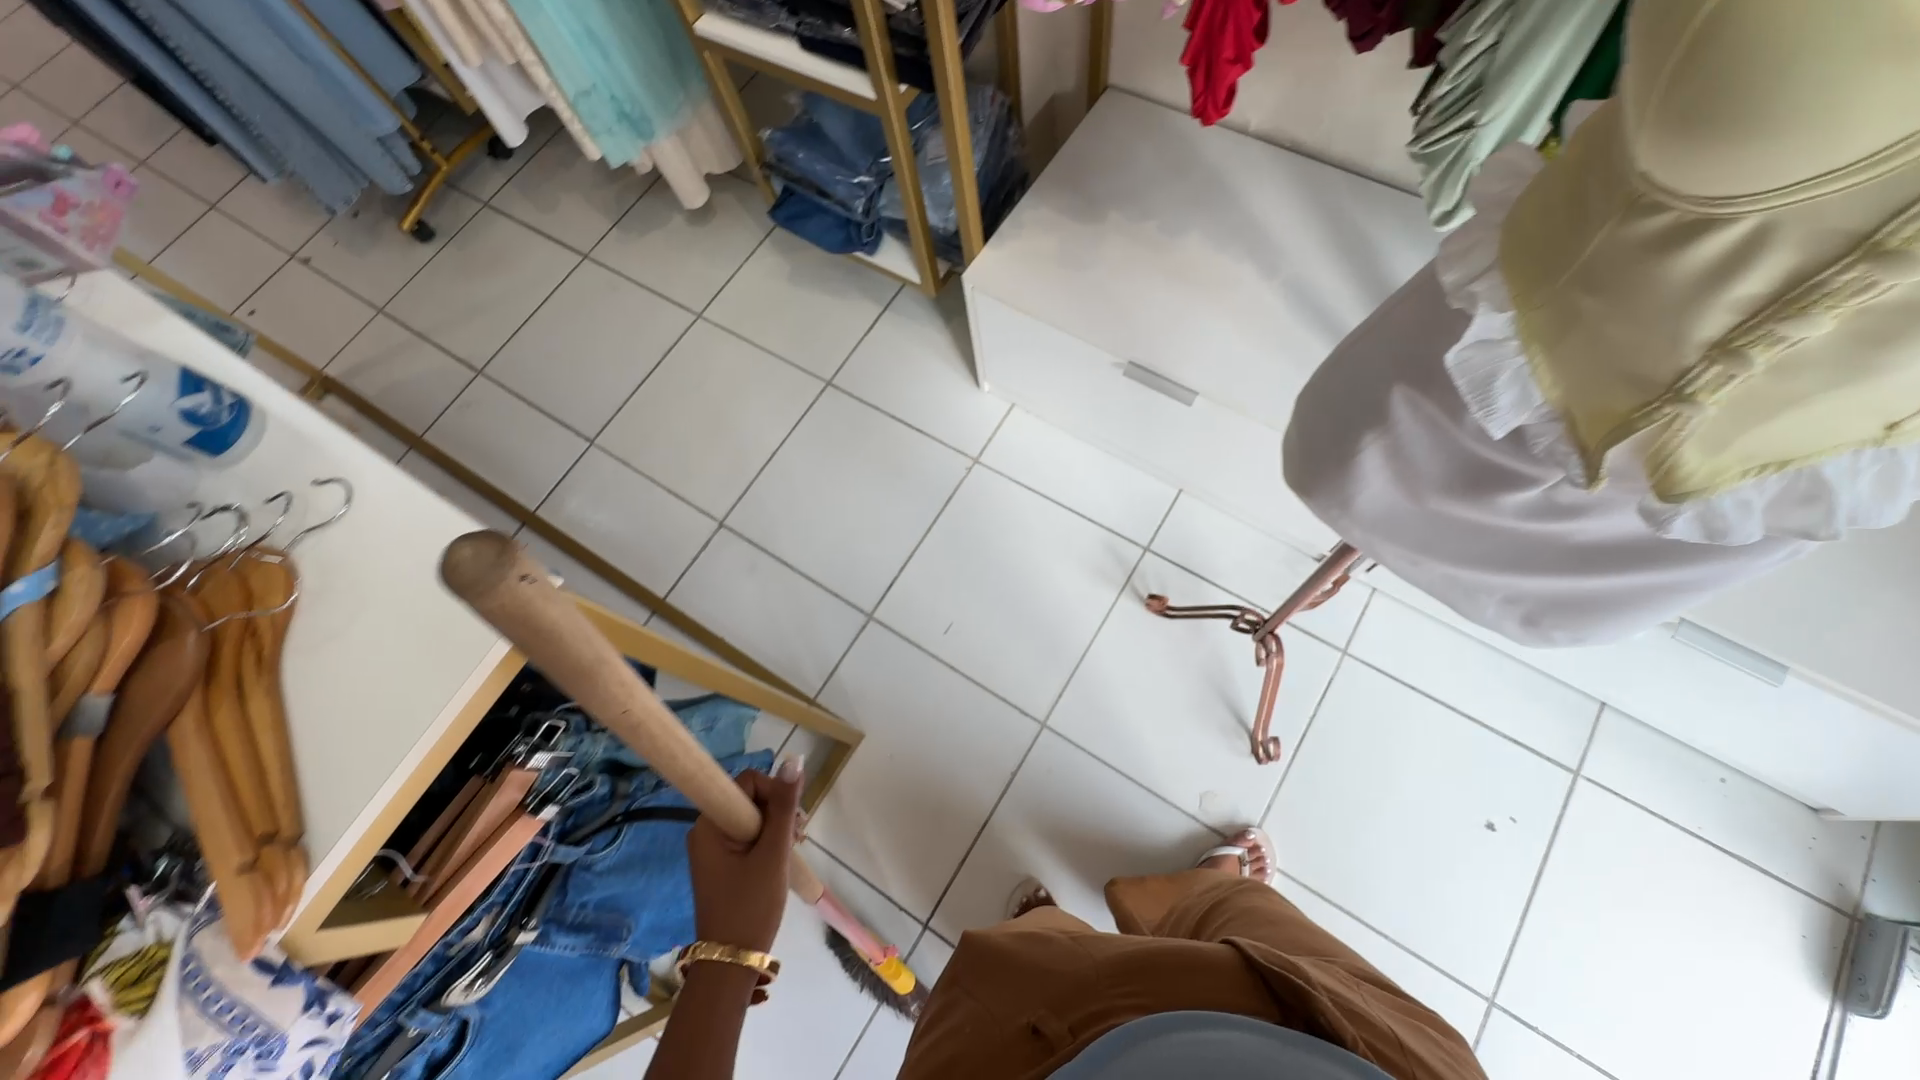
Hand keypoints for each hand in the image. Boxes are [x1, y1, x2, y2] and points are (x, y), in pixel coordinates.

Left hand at [687, 758, 803, 952]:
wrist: (732, 962)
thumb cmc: (751, 906)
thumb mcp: (773, 854)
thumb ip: (784, 806)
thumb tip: (794, 759)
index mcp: (710, 823)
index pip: (746, 782)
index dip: (774, 792)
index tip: (792, 820)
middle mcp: (706, 830)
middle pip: (750, 799)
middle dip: (779, 812)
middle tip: (798, 838)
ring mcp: (712, 848)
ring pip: (752, 818)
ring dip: (777, 828)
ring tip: (793, 850)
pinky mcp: (721, 864)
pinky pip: (747, 837)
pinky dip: (768, 843)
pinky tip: (782, 859)